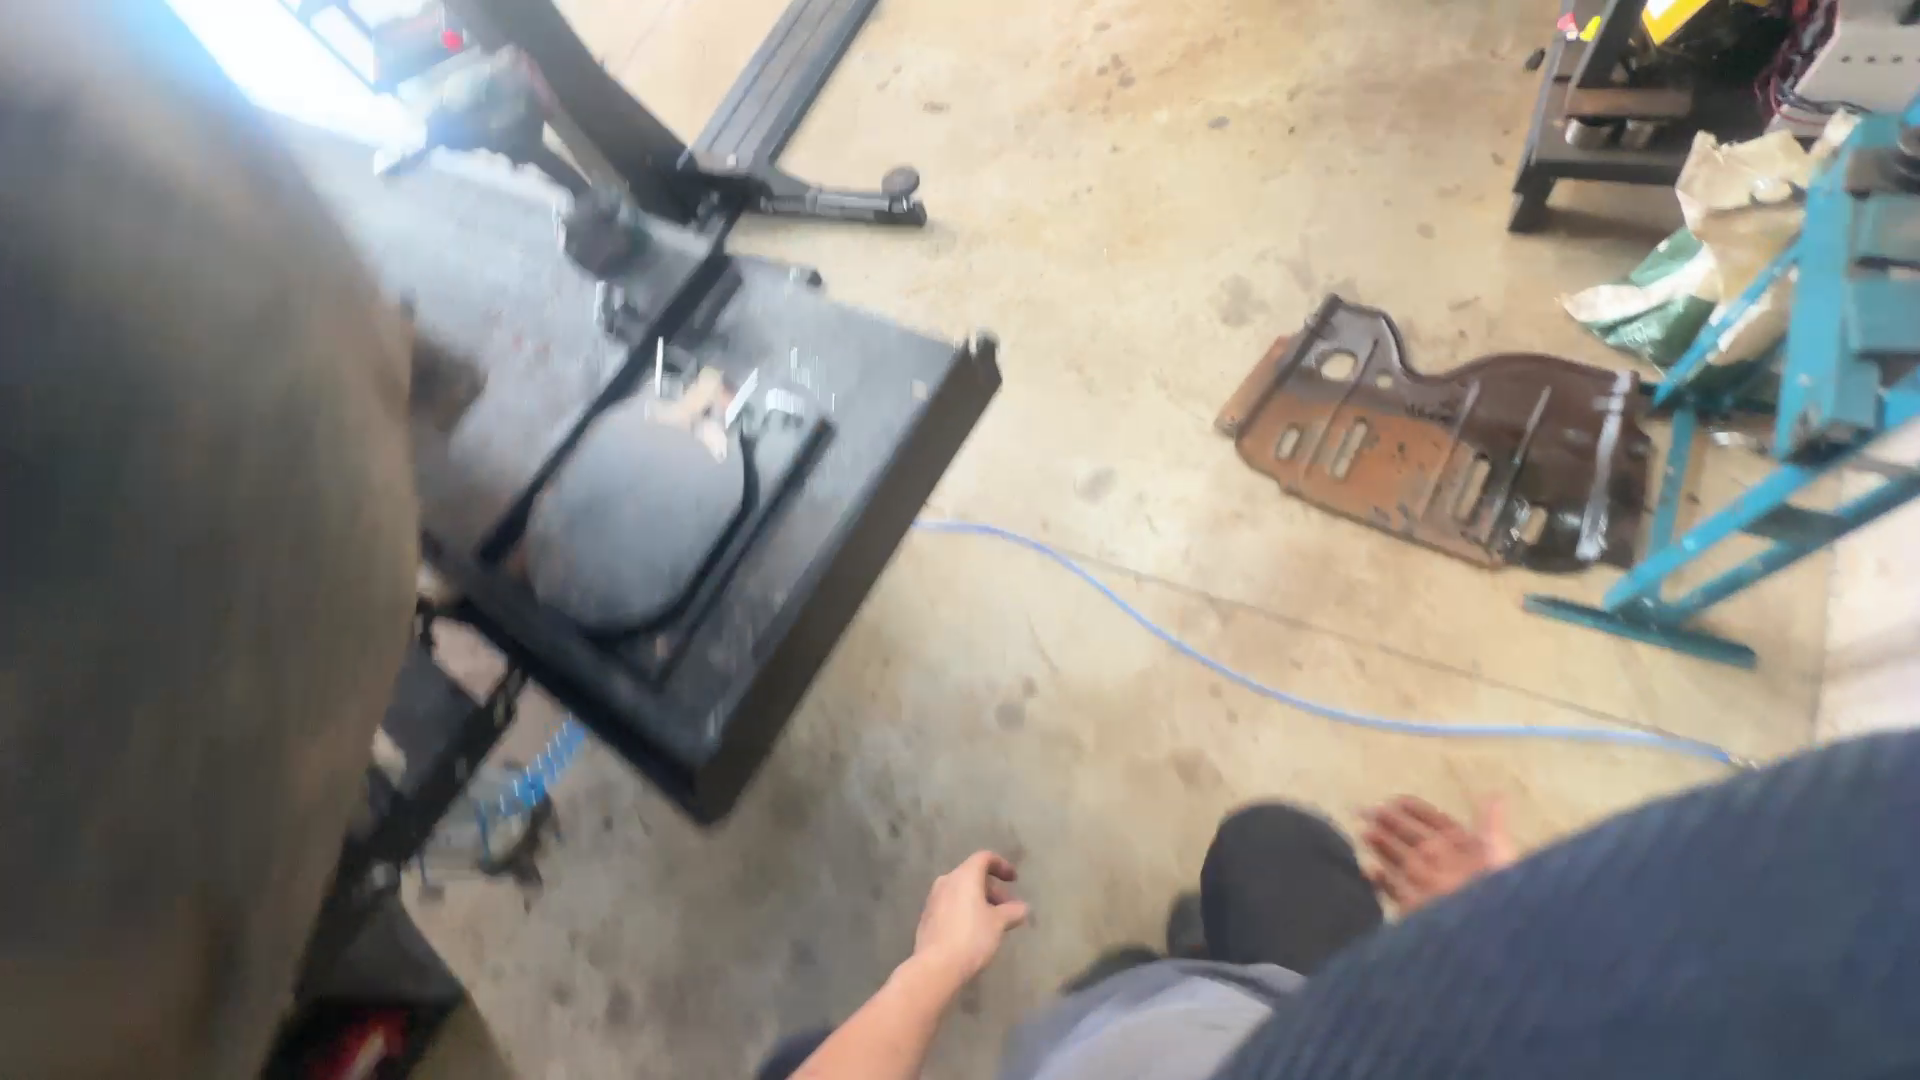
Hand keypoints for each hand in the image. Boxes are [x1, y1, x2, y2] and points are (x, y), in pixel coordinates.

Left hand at [910, 851, 1029, 988]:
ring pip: (962, 891)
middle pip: (973, 875)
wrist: (935, 966)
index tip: (1014, 880)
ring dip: (980, 901)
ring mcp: (934, 898)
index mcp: (964, 875)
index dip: (1002, 866)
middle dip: (993, 889)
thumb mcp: (998, 924)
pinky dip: (966, 910)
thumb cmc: (971, 937)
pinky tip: (974, 932)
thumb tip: (1024, 908)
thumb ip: (1012, 912)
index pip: (984, 858)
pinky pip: (951, 904)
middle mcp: (947, 880)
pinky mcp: (928, 916)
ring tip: (993, 923)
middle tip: (1008, 910)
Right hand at [1361, 795, 1515, 912]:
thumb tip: (1498, 793)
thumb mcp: (1497, 851)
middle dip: (1388, 822)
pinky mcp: (1416, 907)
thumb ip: (1491, 822)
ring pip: (1398, 859)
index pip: (1432, 821)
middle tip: (1366, 810)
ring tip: (1364, 832)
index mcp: (1461, 846)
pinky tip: (1370, 870)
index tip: (1394, 799)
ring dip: (1380, 845)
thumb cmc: (1496, 890)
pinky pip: (1394, 890)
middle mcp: (1441, 862)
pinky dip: (1381, 881)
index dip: (1413, 809)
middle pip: (1410, 837)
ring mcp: (1427, 884)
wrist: (1488, 936)